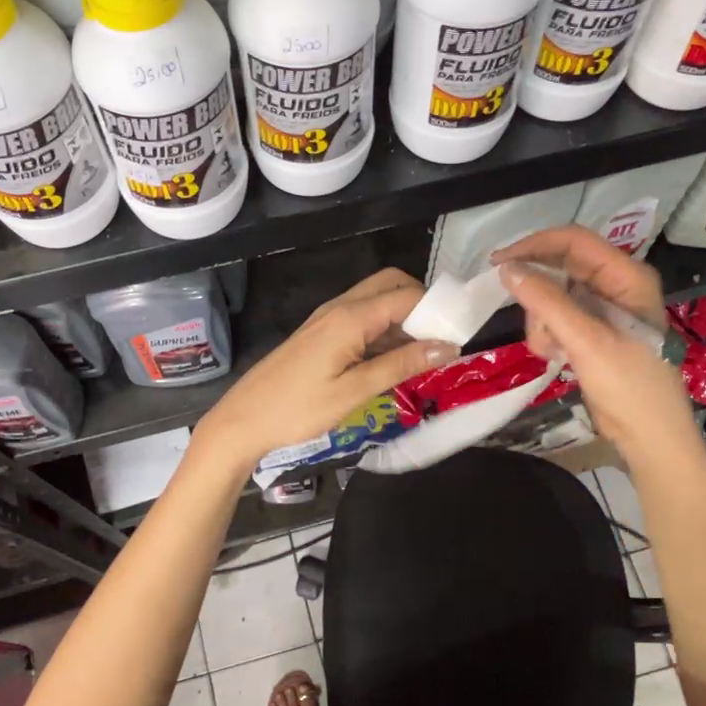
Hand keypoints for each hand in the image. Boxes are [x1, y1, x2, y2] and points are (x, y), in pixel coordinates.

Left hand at [194, 269, 458, 468]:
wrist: (244, 419)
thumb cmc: (298, 409)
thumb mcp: (354, 392)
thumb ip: (400, 366)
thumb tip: (446, 347)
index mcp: (349, 317)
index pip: (406, 295)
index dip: (437, 310)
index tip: (461, 334)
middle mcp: (339, 308)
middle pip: (391, 285)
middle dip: (421, 304)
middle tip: (439, 340)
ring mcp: (327, 319)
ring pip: (376, 301)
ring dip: (403, 320)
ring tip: (424, 356)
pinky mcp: (320, 334)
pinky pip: (361, 319)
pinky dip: (384, 331)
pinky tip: (394, 362)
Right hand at [491, 226, 697, 468]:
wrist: (649, 434)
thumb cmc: (628, 385)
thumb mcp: (586, 341)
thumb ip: (546, 302)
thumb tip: (507, 270)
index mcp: (627, 276)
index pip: (574, 241)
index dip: (535, 245)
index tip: (499, 263)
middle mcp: (616, 285)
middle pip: (560, 267)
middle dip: (537, 293)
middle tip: (522, 315)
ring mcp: (603, 308)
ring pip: (552, 295)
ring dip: (541, 320)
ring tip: (549, 350)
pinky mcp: (592, 331)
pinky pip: (557, 318)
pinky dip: (548, 334)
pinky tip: (555, 357)